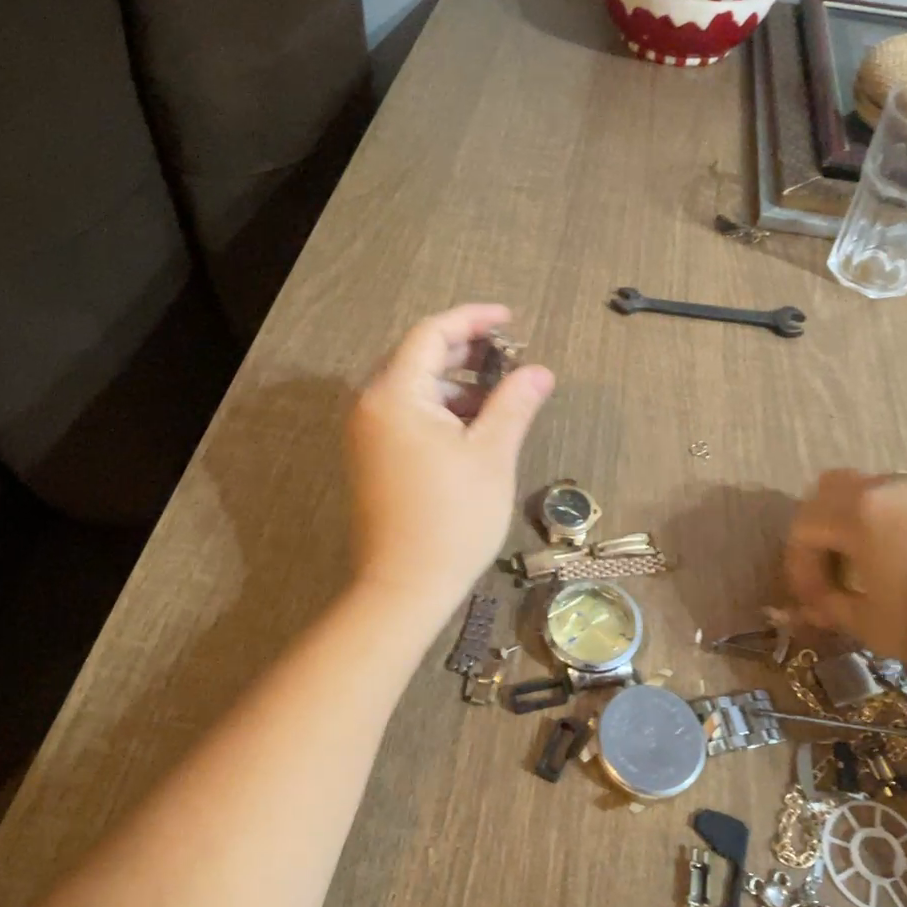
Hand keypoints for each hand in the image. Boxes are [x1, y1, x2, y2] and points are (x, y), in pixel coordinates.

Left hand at [346, 305, 554, 610]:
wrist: (404, 587)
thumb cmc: (453, 518)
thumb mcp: (492, 455)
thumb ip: (514, 403)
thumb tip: (540, 371)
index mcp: (395, 394)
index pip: (431, 334)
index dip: (473, 319)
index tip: (511, 320)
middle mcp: (371, 406)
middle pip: (417, 358)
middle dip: (465, 353)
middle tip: (509, 360)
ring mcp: (366, 435)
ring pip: (412, 389)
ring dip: (454, 385)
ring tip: (498, 401)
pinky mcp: (370, 460)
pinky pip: (405, 416)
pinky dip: (438, 411)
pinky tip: (471, 431)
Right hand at [785, 470, 906, 699]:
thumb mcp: (877, 629)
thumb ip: (833, 609)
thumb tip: (817, 604)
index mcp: (861, 511)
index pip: (803, 526)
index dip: (798, 569)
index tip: (814, 607)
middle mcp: (896, 486)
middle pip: (834, 490)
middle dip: (822, 531)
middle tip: (833, 577)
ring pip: (880, 495)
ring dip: (863, 529)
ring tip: (880, 578)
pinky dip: (903, 530)